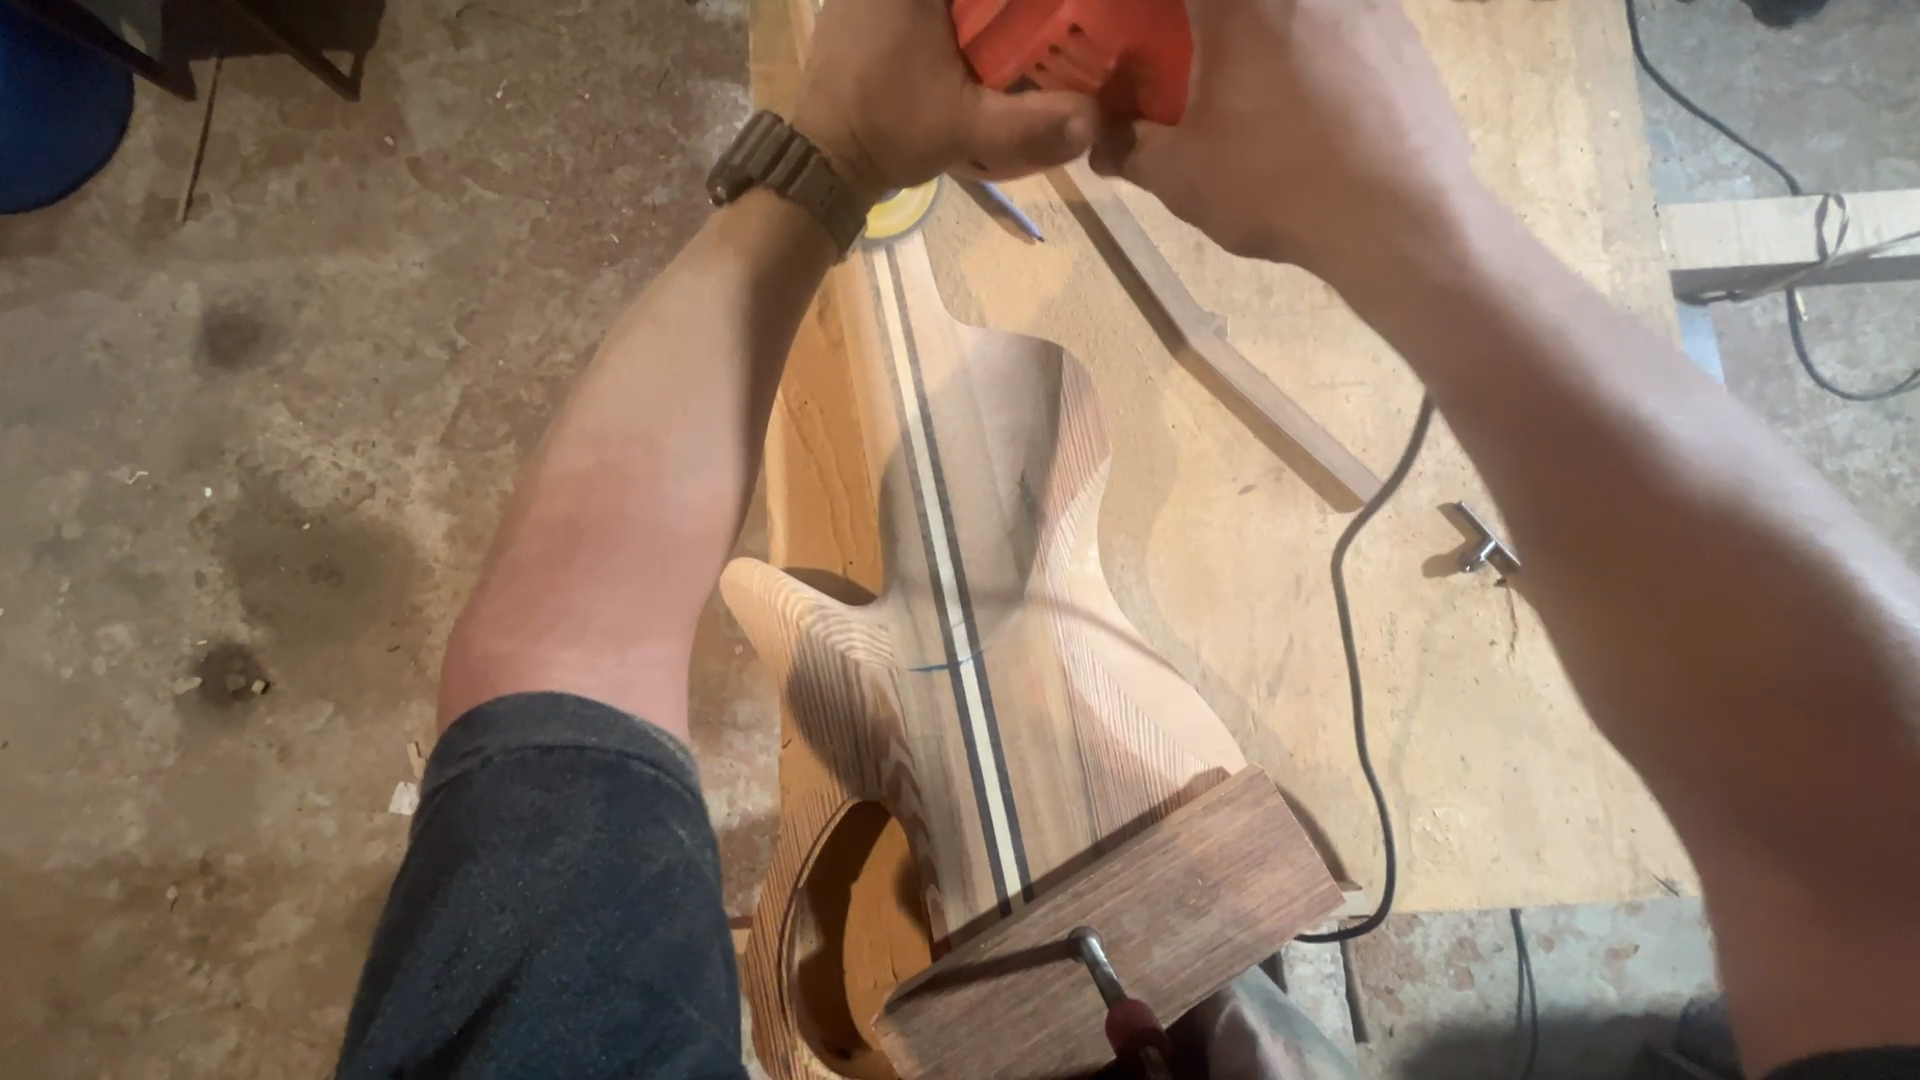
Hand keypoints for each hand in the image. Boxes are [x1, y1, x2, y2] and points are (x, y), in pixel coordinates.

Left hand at [792, 0, 1099, 203]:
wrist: (826, 158)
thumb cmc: (888, 131)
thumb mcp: (965, 127)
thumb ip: (1029, 124)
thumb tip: (1094, 122)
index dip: (1026, 9)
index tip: (1051, 20)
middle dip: (1000, 11)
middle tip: (1042, 27)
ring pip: (949, 2)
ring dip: (978, 14)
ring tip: (1015, 31)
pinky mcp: (863, 6)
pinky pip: (924, 7)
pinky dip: (952, 18)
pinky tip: (971, 38)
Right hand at [1091, 0, 1481, 273]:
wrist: (1391, 214)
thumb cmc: (1271, 187)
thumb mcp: (1182, 178)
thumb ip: (1131, 151)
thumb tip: (1100, 144)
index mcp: (1238, 5)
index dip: (1160, 13)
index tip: (1155, 33)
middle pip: (1239, 6)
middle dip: (1214, 28)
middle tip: (1201, 63)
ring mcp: (1362, 0)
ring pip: (1298, 11)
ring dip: (1273, 37)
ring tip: (1262, 92)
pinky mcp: (1401, 29)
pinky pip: (1343, 20)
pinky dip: (1318, 48)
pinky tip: (1315, 106)